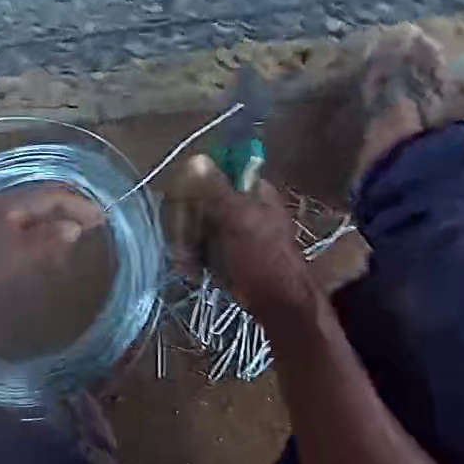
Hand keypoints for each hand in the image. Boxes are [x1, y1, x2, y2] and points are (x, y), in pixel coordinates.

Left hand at [0, 184, 105, 354]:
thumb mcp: (22, 260)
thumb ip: (50, 240)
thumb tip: (74, 227)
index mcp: (8, 206)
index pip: (54, 194)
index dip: (81, 205)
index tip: (104, 220)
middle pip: (41, 201)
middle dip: (68, 212)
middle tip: (91, 230)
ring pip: (30, 216)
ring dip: (53, 226)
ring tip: (70, 245)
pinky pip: (19, 230)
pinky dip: (38, 238)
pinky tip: (42, 257)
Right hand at [164, 155, 320, 321]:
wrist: (280, 305)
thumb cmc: (263, 260)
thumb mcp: (239, 220)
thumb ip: (217, 189)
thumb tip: (198, 158)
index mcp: (250, 189)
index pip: (208, 174)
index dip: (190, 192)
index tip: (182, 213)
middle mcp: (240, 204)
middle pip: (197, 201)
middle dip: (185, 224)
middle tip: (183, 247)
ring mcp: (233, 229)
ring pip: (195, 225)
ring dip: (186, 244)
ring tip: (188, 265)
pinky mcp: (226, 251)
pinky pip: (200, 246)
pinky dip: (192, 257)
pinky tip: (191, 270)